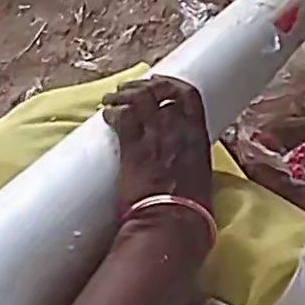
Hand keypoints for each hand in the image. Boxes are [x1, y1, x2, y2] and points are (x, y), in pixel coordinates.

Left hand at [103, 77, 212, 214]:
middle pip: (160, 91)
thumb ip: (189, 154)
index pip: (189, 95)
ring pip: (139, 99)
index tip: (159, 81)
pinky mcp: (134, 148)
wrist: (171, 224)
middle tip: (129, 88)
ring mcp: (155, 136)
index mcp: (197, 135)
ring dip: (123, 95)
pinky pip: (122, 117)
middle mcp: (178, 129)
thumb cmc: (189, 208)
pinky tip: (106, 115)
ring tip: (112, 98)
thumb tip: (180, 154)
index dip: (172, 83)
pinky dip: (113, 112)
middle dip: (143, 86)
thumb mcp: (198, 171)